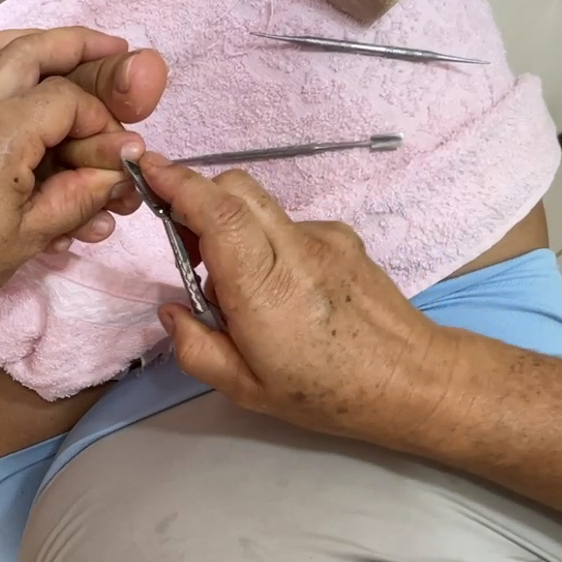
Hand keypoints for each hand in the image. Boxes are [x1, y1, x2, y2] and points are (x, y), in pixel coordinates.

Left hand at [0, 27, 151, 344]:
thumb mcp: (35, 233)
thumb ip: (84, 192)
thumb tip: (124, 162)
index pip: (62, 99)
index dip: (95, 114)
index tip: (107, 136)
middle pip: (27, 52)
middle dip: (73, 46)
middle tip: (106, 47)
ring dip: (25, 41)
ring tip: (57, 48)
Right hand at [139, 153, 450, 441]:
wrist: (409, 379)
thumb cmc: (322, 391)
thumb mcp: (242, 388)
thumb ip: (195, 347)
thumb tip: (171, 310)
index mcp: (265, 291)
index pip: (220, 216)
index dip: (182, 186)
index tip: (152, 170)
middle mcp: (295, 251)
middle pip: (236, 190)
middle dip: (197, 199)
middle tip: (183, 246)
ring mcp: (323, 237)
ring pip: (258, 205)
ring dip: (227, 226)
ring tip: (231, 286)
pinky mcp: (340, 237)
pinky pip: (283, 225)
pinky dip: (260, 243)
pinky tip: (274, 289)